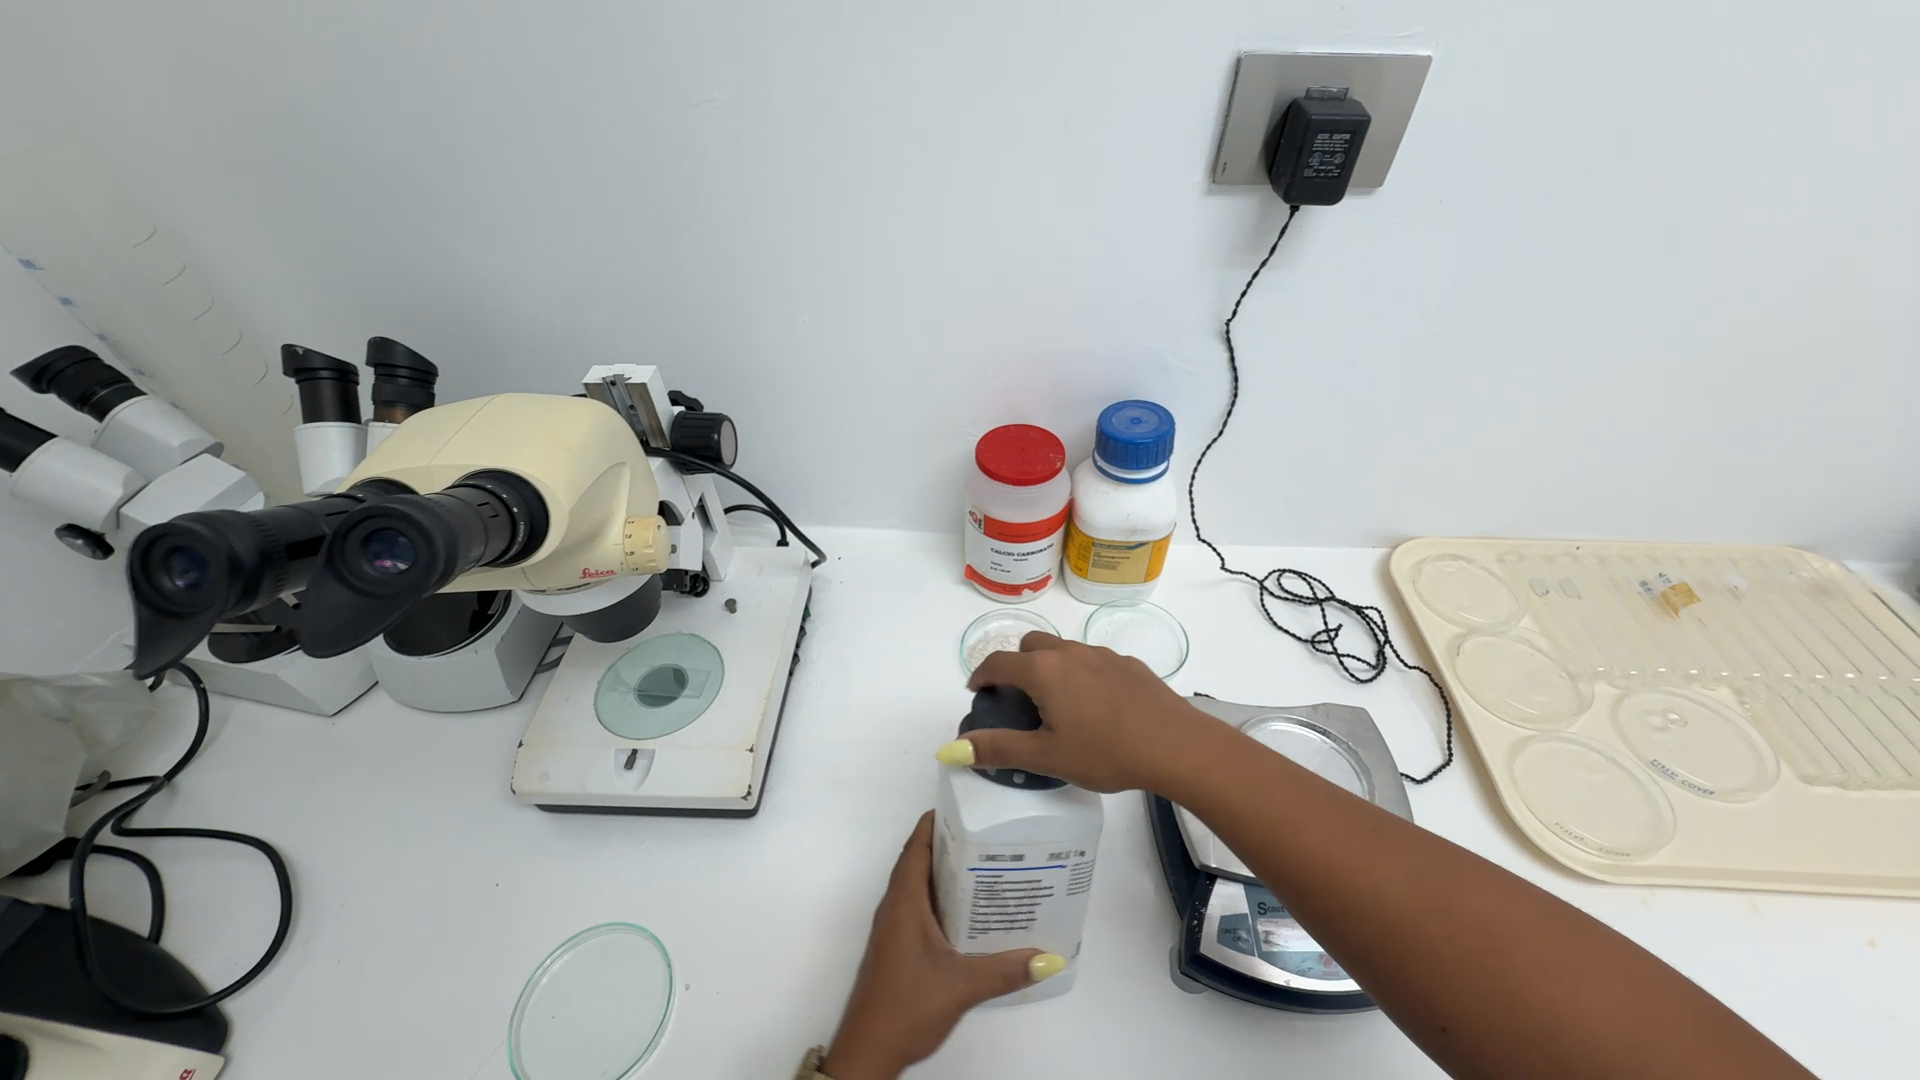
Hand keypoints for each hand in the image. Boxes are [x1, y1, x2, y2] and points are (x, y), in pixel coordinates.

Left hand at [823, 812, 1062, 1079]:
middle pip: (918, 861)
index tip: (965, 806)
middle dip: (949, 843)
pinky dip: (942, 899)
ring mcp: (894, 929)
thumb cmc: (906, 1006)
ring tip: (986, 865)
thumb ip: (1005, 971)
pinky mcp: (897, 948)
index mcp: (904, 902)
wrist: (868, 1052)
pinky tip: (970, 911)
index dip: (935, 821)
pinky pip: (920, 908)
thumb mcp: (961, 986)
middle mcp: (895, 907)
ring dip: (945, 872)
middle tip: (988, 834)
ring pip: (919, 886)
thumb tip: (1048, 957)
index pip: (915, 846)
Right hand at [948, 631, 1216, 793]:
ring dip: (1050, 667)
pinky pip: (1093, 661)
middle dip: (1016, 665)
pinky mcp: (1130, 665)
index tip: (976, 692)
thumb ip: (998, 749)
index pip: (998, 662)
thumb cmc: (1106, 752)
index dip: (981, 675)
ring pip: (1064, 650)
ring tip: (1057, 704)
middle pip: (1031, 645)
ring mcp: (1103, 656)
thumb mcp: (1046, 756)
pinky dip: (1081, 674)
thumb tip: (953, 748)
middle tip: (1018, 699)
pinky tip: (1096, 707)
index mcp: (1044, 671)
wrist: (1177, 746)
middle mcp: (1070, 653)